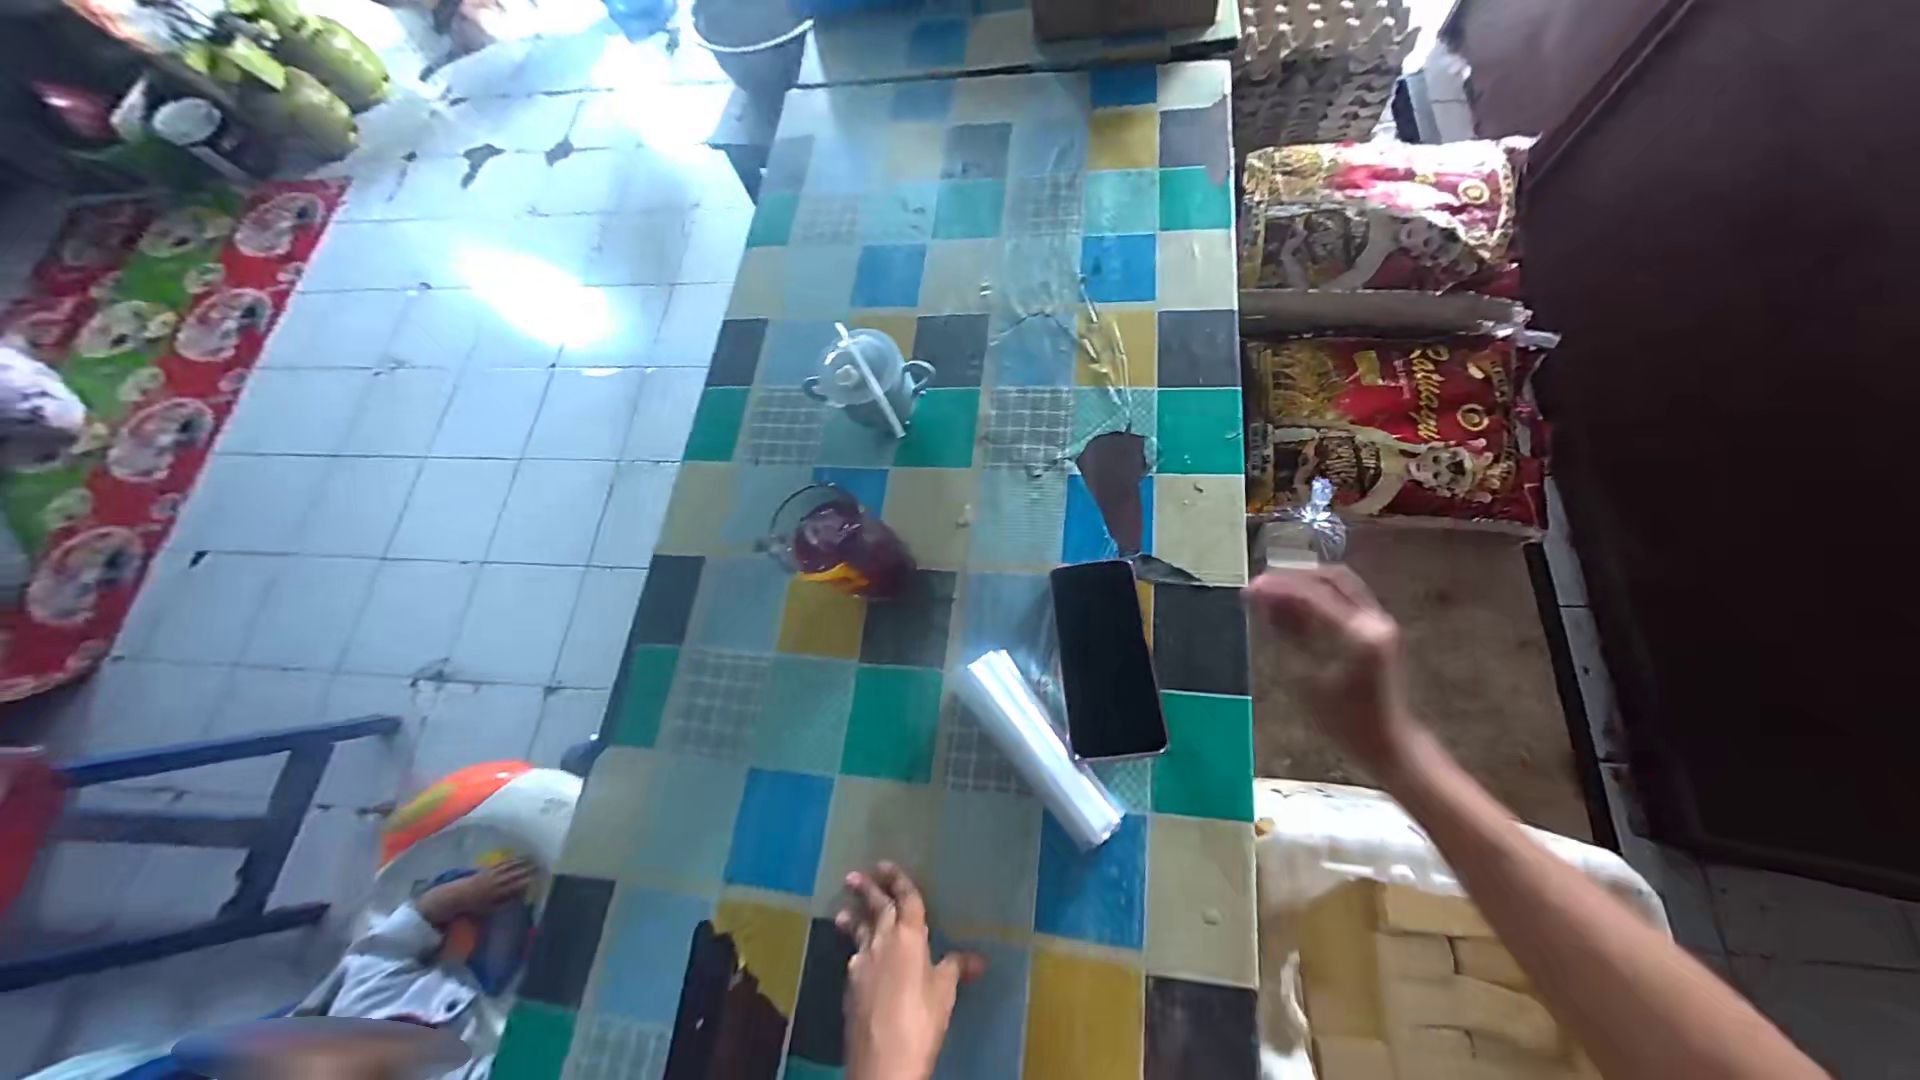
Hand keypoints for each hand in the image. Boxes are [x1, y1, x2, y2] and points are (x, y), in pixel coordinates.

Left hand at [415, 857, 534, 925]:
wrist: (456, 896)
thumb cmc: (474, 905)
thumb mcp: (490, 909)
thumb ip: (506, 902)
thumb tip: (521, 896)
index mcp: (498, 892)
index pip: (518, 884)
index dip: (530, 880)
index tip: (540, 877)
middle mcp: (498, 880)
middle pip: (517, 873)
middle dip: (531, 868)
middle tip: (543, 865)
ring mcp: (494, 872)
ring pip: (512, 865)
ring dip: (525, 861)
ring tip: (536, 858)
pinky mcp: (490, 867)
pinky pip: (505, 861)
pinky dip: (514, 858)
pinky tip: (521, 856)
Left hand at [835, 862, 983, 1079]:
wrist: (883, 1060)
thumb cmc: (921, 1019)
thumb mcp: (945, 993)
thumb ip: (955, 968)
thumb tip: (978, 958)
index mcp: (909, 934)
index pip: (905, 898)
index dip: (898, 880)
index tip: (886, 865)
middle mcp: (883, 939)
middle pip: (876, 907)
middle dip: (868, 889)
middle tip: (854, 875)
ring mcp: (862, 961)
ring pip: (858, 930)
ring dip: (852, 917)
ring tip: (842, 910)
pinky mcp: (850, 984)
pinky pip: (854, 956)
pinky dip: (855, 949)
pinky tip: (855, 957)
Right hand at [1246, 566, 1424, 778]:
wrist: (1387, 744)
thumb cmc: (1342, 720)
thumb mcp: (1303, 677)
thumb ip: (1283, 632)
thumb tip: (1261, 600)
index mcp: (1359, 633)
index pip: (1313, 594)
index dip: (1277, 587)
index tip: (1249, 588)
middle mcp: (1376, 619)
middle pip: (1330, 579)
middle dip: (1293, 578)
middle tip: (1261, 586)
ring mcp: (1381, 622)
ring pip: (1339, 585)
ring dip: (1305, 584)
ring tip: (1273, 594)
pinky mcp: (1379, 629)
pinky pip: (1345, 599)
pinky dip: (1317, 597)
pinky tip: (1294, 609)